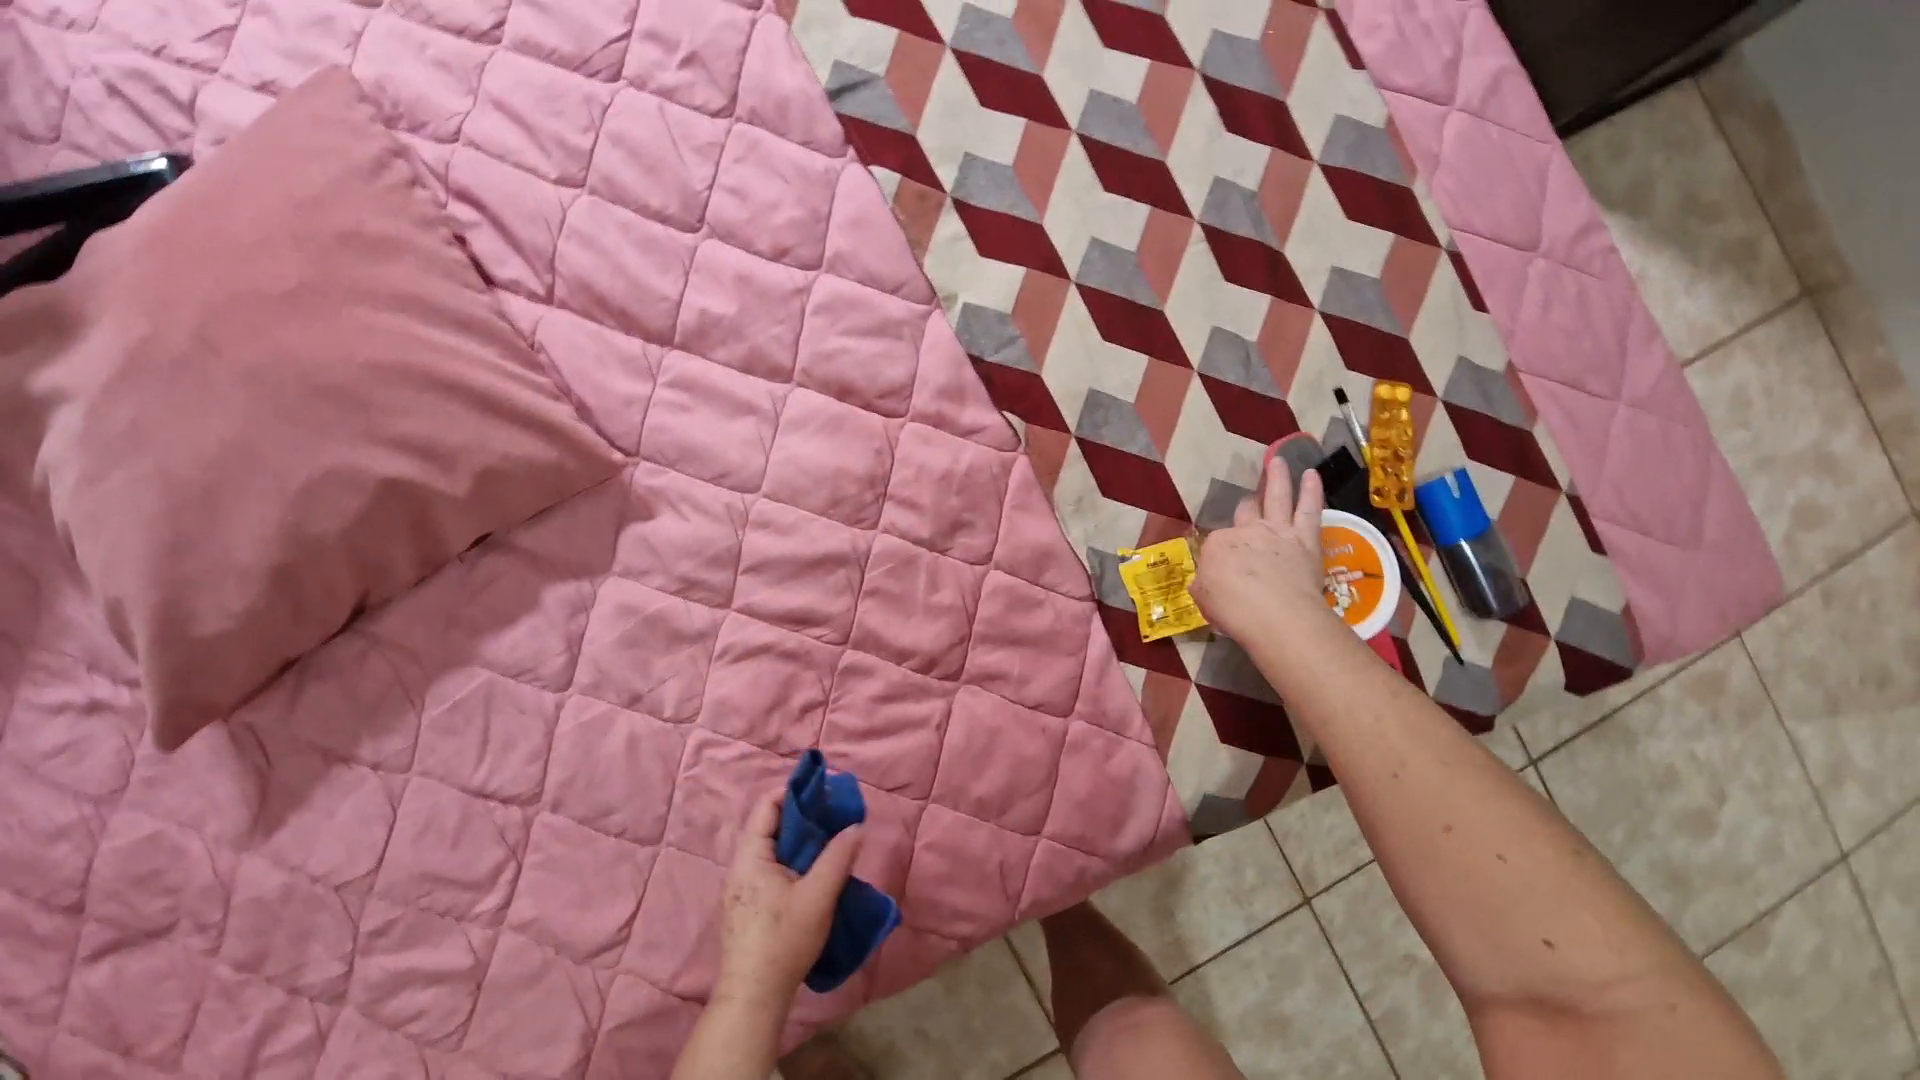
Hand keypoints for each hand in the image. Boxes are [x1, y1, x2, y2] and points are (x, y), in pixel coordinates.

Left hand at [715, 788, 862, 1008]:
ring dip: (799, 843)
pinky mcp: (747, 909)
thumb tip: (856, 826)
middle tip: (834, 817)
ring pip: (771, 852)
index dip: (794, 793)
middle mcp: (740, 867)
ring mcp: (740, 890)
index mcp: (750, 856)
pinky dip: (792, 863)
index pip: (767, 806)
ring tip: (829, 844)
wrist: (754, 996)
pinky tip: (812, 877)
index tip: (824, 791)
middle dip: (802, 818)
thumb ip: (838, 857)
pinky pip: (770, 871)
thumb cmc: (783, 939)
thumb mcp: (818, 896)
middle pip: (770, 827)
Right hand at [1192, 457, 1332, 642]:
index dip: (1219, 555)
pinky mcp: (1306, 539)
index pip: (1216, 544)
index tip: (1221, 570)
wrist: (1276, 615)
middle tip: (1247, 503)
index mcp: (1217, 545)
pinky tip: (1311, 475)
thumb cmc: (1234, 611)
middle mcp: (1247, 531)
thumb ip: (1205, 584)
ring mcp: (1278, 532)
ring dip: (1277, 478)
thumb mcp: (1203, 599)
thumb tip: (1206, 580)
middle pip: (1245, 513)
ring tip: (1277, 461)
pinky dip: (1311, 491)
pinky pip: (1309, 510)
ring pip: (1277, 497)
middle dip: (1245, 507)